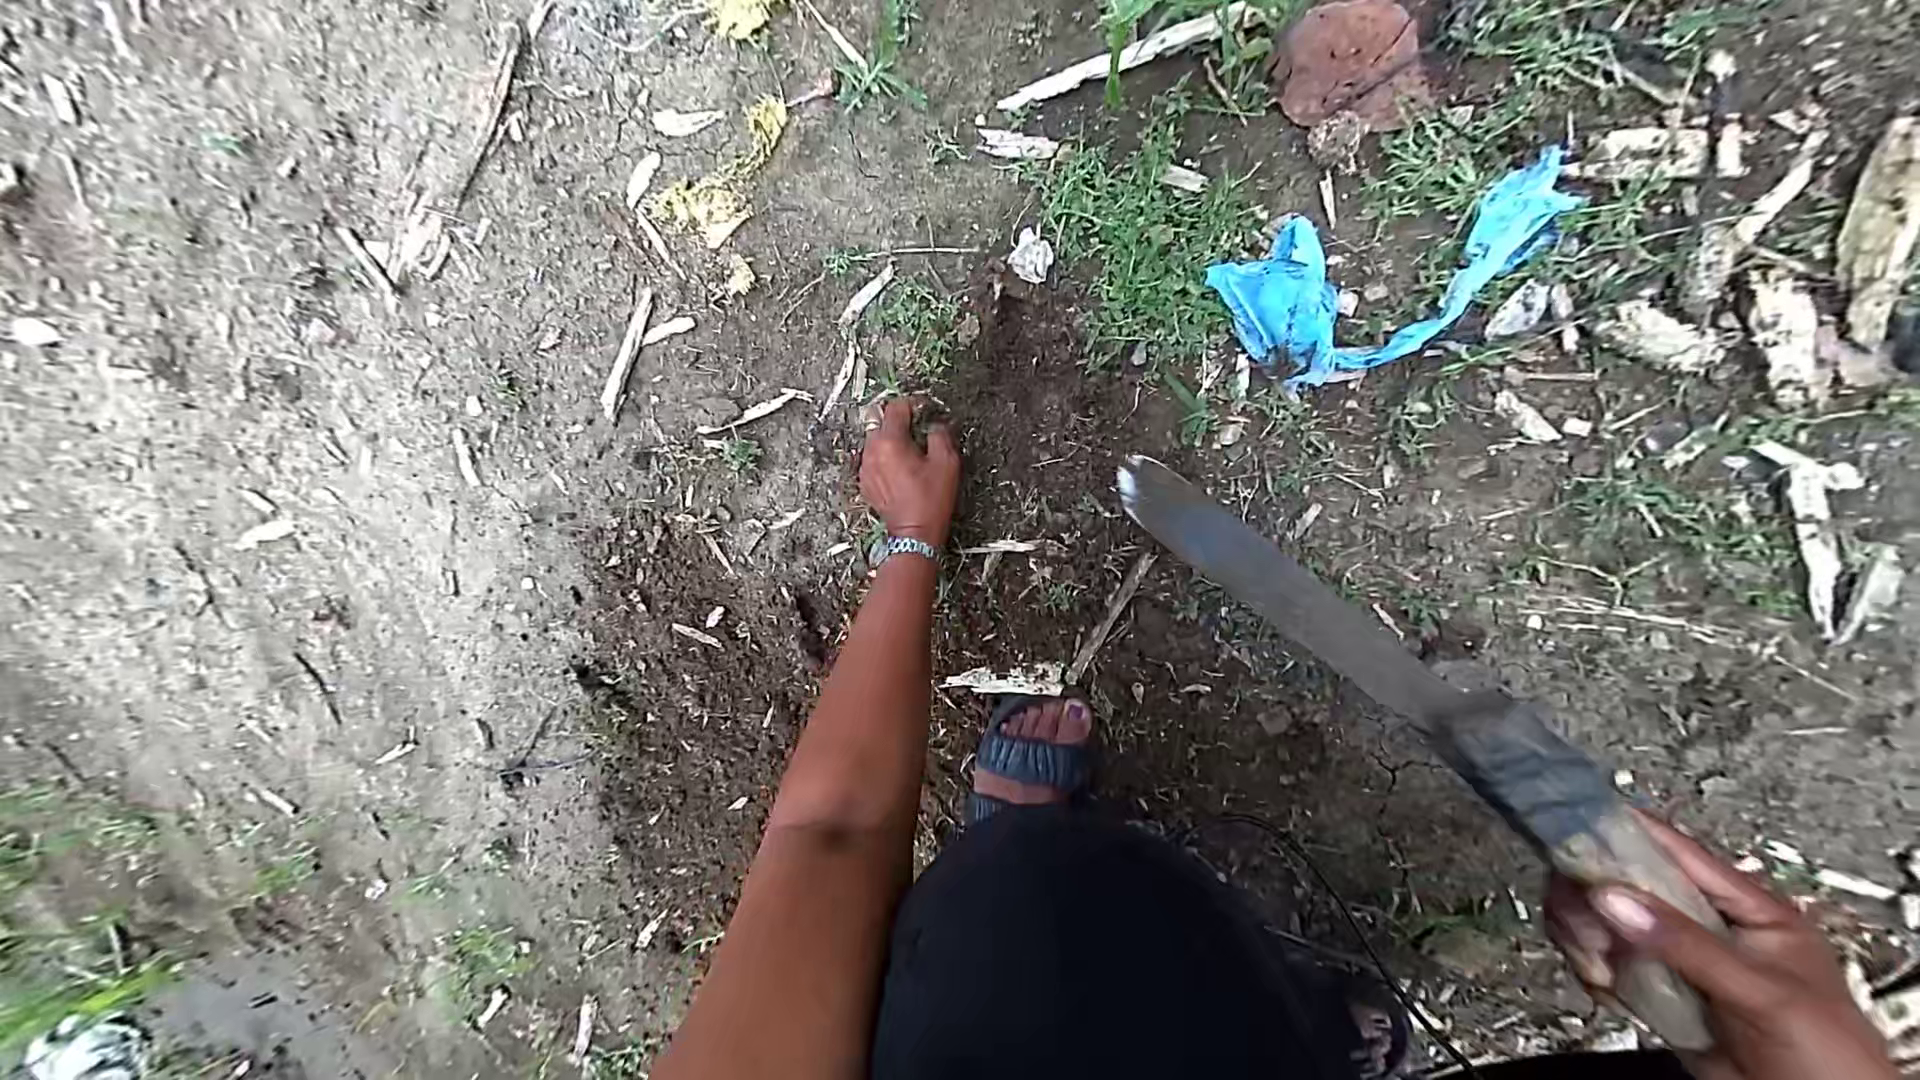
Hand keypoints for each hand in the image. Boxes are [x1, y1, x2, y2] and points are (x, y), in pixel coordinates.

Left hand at [859, 397, 958, 547]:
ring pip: (876, 441)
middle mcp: (872, 451)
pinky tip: (901, 472)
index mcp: (891, 441)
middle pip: (882, 422)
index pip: (896, 407)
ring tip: (910, 456)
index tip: (924, 412)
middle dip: (900, 424)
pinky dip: (885, 460)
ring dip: (891, 442)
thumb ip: (940, 434)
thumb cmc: (931, 500)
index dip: (913, 405)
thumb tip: (935, 425)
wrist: (914, 534)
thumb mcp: (947, 462)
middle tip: (919, 435)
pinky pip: (873, 460)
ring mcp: (866, 468)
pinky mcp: (865, 483)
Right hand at [1546, 811, 1896, 1079]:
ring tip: (1596, 965)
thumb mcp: (1766, 998)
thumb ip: (1687, 943)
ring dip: (1579, 933)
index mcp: (1742, 908)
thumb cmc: (1831, 1067)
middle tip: (1584, 926)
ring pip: (1589, 908)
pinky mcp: (1641, 973)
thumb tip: (1610, 894)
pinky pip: (1587, 945)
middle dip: (1585, 899)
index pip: (1668, 848)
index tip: (1564, 830)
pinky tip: (1605, 986)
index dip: (1616, 832)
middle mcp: (1695, 917)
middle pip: (1611, 875)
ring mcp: (1664, 945)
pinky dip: (1583, 961)